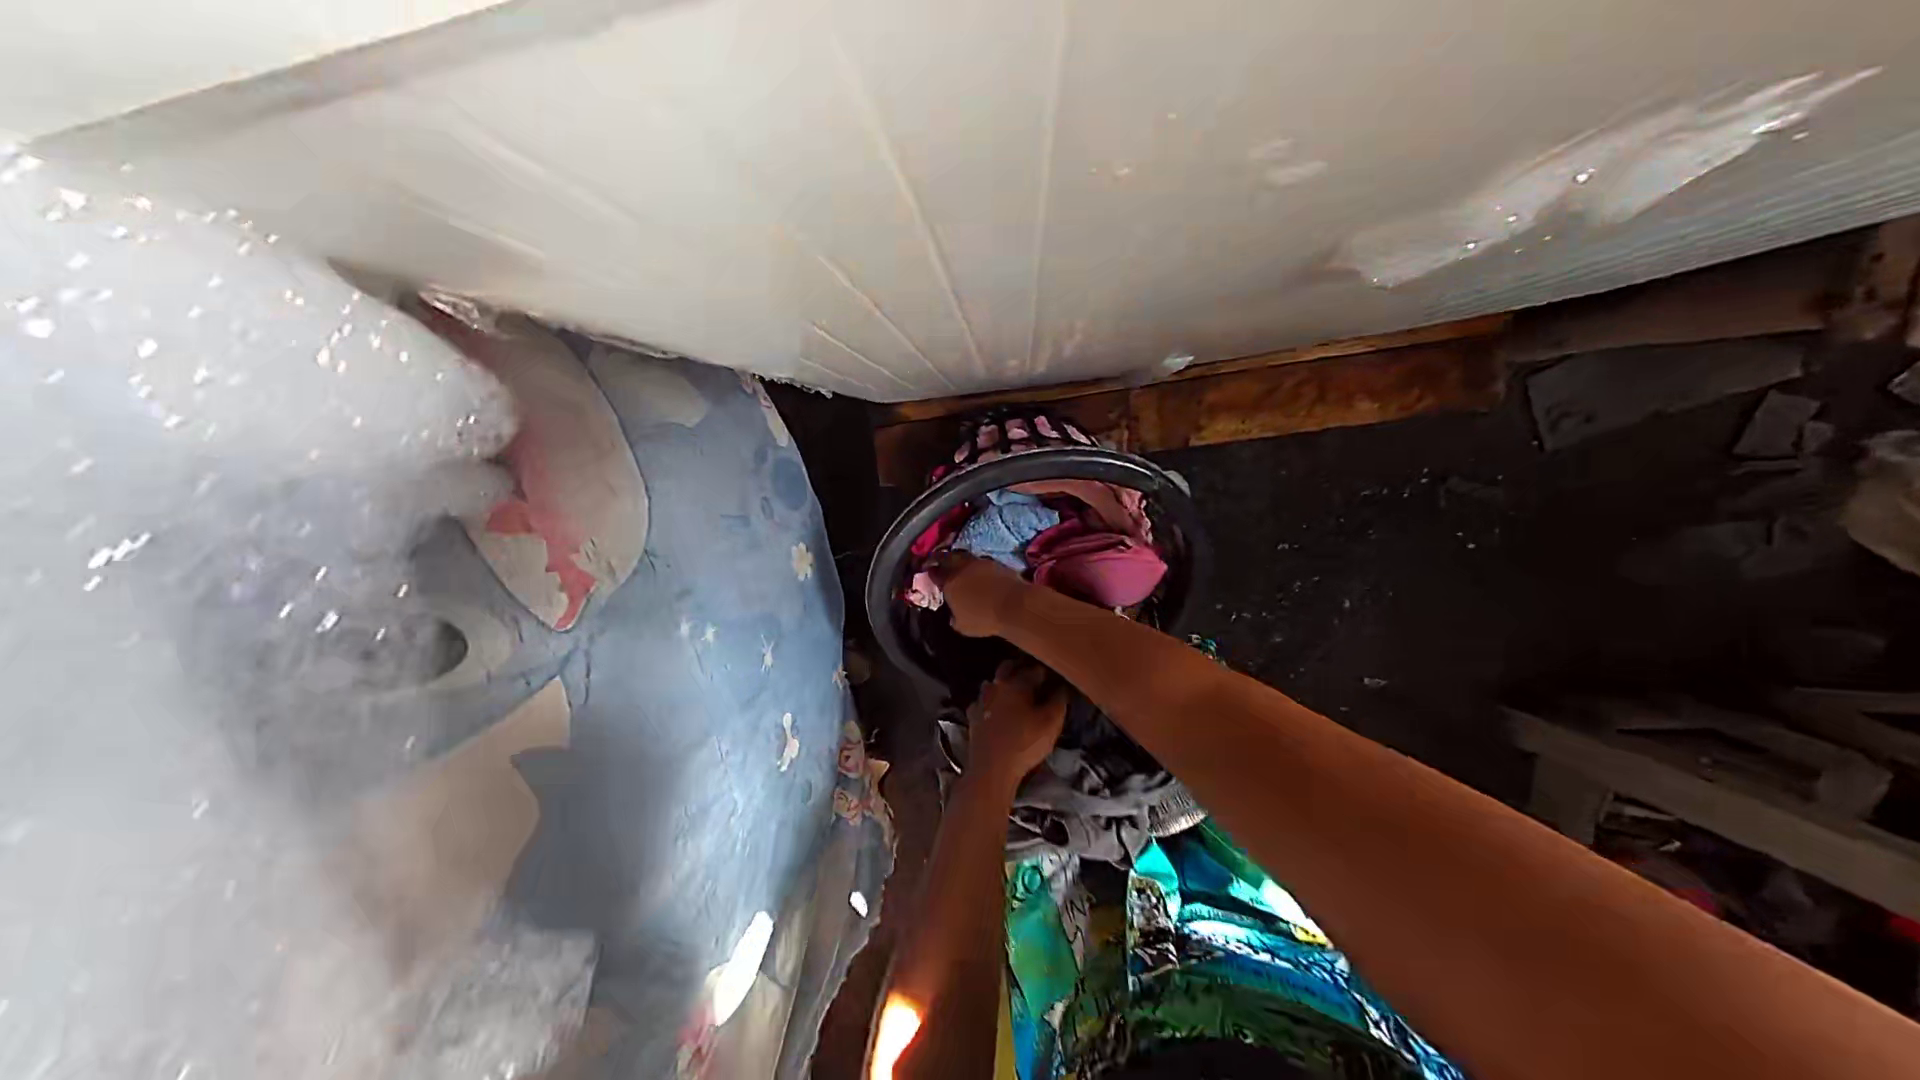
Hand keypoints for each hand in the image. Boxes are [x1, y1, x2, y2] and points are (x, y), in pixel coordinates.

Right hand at [929, 553, 1028, 637]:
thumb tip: (953, 615)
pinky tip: (982, 575)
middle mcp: (962, 567)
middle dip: (944, 560)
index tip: (931, 573)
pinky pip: (983, 563)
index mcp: (949, 582)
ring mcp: (981, 563)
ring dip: (963, 562)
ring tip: (964, 570)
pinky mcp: (998, 563)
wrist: (1014, 606)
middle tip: (944, 565)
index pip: (934, 573)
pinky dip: (980, 568)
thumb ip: (954, 617)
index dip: (931, 572)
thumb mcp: (963, 626)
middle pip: (948, 558)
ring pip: (966, 558)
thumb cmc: (984, 619)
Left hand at [968, 661, 1068, 787]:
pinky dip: (991, 702)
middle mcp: (996, 686)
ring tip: (1014, 693)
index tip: (1053, 678)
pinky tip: (995, 710)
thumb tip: (1061, 688)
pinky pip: (983, 702)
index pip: (1034, 670)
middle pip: (1007, 668)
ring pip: (992, 683)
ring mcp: (981, 700)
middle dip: (1019, 668)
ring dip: (1003, 684)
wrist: (991, 768)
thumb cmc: (1025, 742)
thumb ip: (1059, 701)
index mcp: (1016, 683)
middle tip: (1031, 676)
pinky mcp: (972, 717)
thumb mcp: (1051, 723)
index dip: (1046, 673)